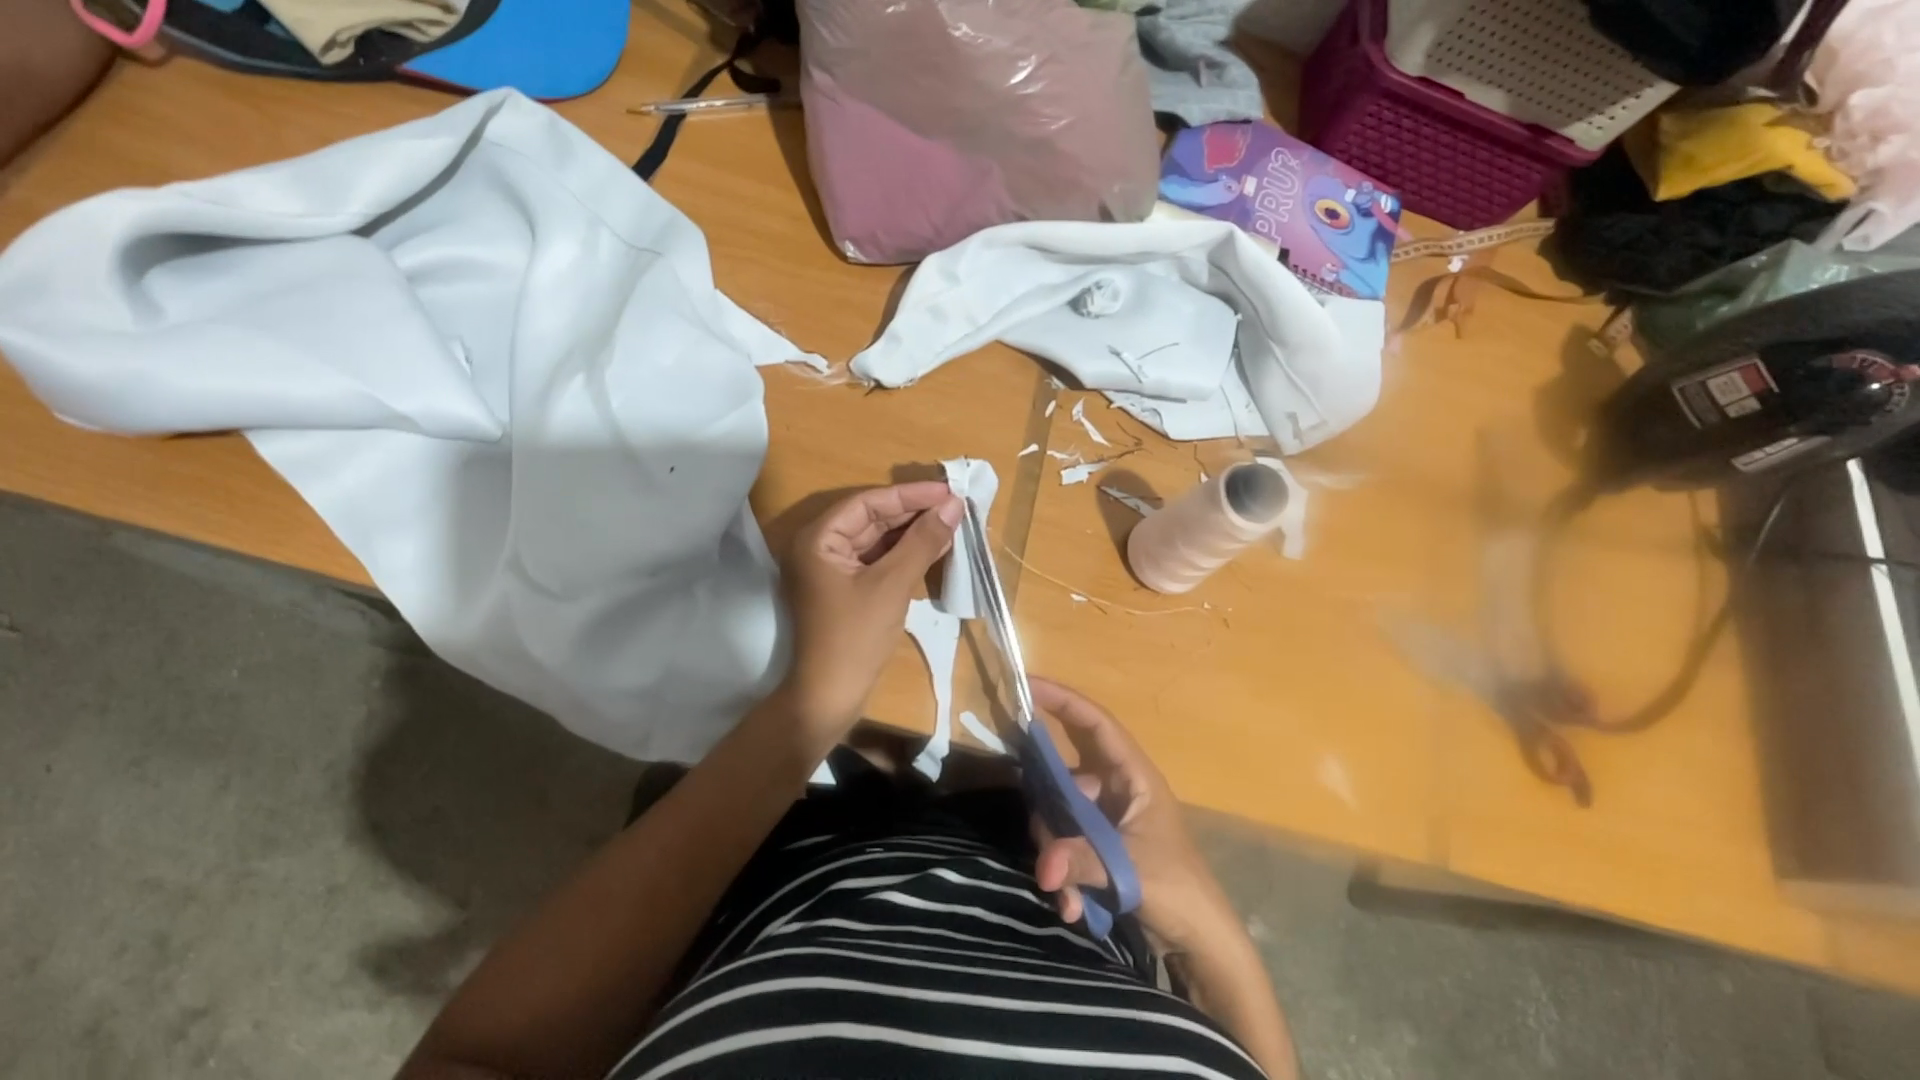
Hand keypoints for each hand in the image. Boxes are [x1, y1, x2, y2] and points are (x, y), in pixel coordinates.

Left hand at [779, 481, 961, 738]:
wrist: (830, 696)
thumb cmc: (856, 637)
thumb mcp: (892, 585)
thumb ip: (923, 542)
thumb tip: (954, 506)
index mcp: (818, 539)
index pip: (867, 503)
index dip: (909, 495)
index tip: (947, 491)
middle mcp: (819, 548)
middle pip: (870, 518)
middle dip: (913, 512)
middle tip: (954, 505)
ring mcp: (830, 570)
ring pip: (876, 539)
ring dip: (911, 532)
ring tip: (951, 523)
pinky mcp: (844, 590)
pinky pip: (877, 560)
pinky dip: (904, 554)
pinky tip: (933, 548)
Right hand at [1028, 677, 1236, 950]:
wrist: (1200, 941)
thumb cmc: (1178, 889)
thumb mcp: (1129, 870)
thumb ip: (1082, 860)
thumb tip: (1044, 863)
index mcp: (1136, 777)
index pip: (1096, 724)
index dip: (1064, 701)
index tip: (1027, 686)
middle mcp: (1118, 790)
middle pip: (1065, 778)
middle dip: (1050, 814)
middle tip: (1045, 850)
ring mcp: (1108, 820)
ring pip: (1061, 818)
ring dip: (1057, 857)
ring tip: (1067, 896)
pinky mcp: (1100, 848)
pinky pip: (1066, 846)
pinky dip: (1064, 874)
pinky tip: (1074, 907)